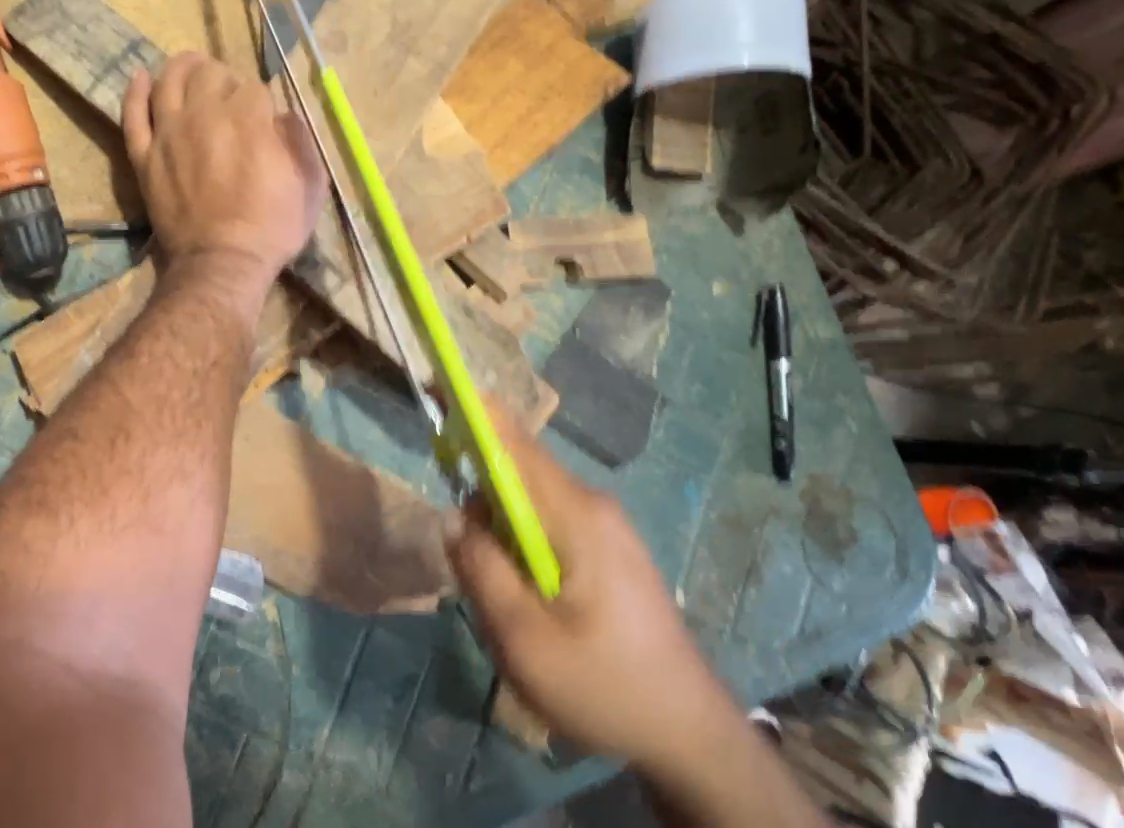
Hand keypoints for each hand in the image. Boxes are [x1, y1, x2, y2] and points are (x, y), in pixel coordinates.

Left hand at [122, 52, 326, 292]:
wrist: (222, 263)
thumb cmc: (272, 228)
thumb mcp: (309, 184)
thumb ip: (301, 140)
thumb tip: (284, 117)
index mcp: (247, 118)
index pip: (253, 87)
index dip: (261, 101)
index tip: (264, 120)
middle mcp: (204, 115)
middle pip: (210, 74)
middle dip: (224, 79)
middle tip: (229, 95)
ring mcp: (169, 134)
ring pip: (169, 82)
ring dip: (182, 68)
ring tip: (189, 66)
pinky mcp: (144, 157)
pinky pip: (133, 115)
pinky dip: (136, 92)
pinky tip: (141, 78)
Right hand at [446, 406, 741, 773]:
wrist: (688, 731)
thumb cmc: (604, 684)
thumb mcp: (524, 638)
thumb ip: (481, 569)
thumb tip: (453, 516)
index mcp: (576, 515)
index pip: (514, 443)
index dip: (472, 413)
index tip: (435, 392)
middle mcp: (593, 505)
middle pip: (516, 471)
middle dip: (476, 494)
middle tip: (461, 557)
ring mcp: (605, 526)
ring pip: (528, 501)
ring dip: (496, 530)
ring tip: (496, 595)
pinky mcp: (607, 548)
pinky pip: (546, 523)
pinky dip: (517, 542)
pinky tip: (520, 596)